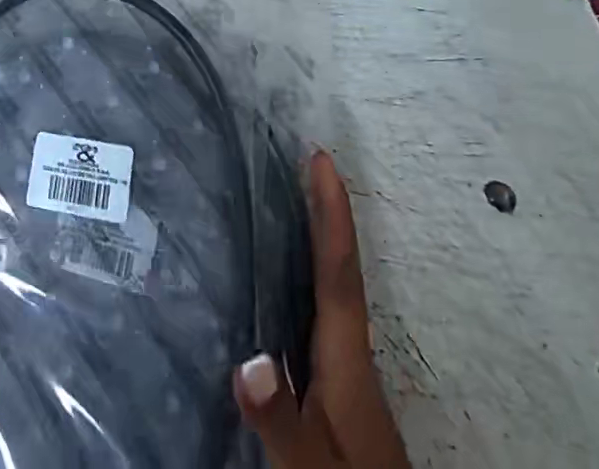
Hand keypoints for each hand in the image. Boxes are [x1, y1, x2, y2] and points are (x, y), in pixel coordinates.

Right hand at [234, 150, 411, 468]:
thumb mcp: (309, 464)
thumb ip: (281, 418)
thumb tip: (249, 360)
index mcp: (345, 355)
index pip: (337, 271)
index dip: (330, 213)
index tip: (321, 160)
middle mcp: (348, 348)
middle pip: (338, 266)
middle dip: (326, 212)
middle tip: (304, 163)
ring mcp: (343, 365)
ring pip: (330, 284)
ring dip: (317, 237)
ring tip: (290, 199)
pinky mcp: (333, 381)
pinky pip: (317, 306)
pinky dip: (305, 273)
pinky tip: (279, 276)